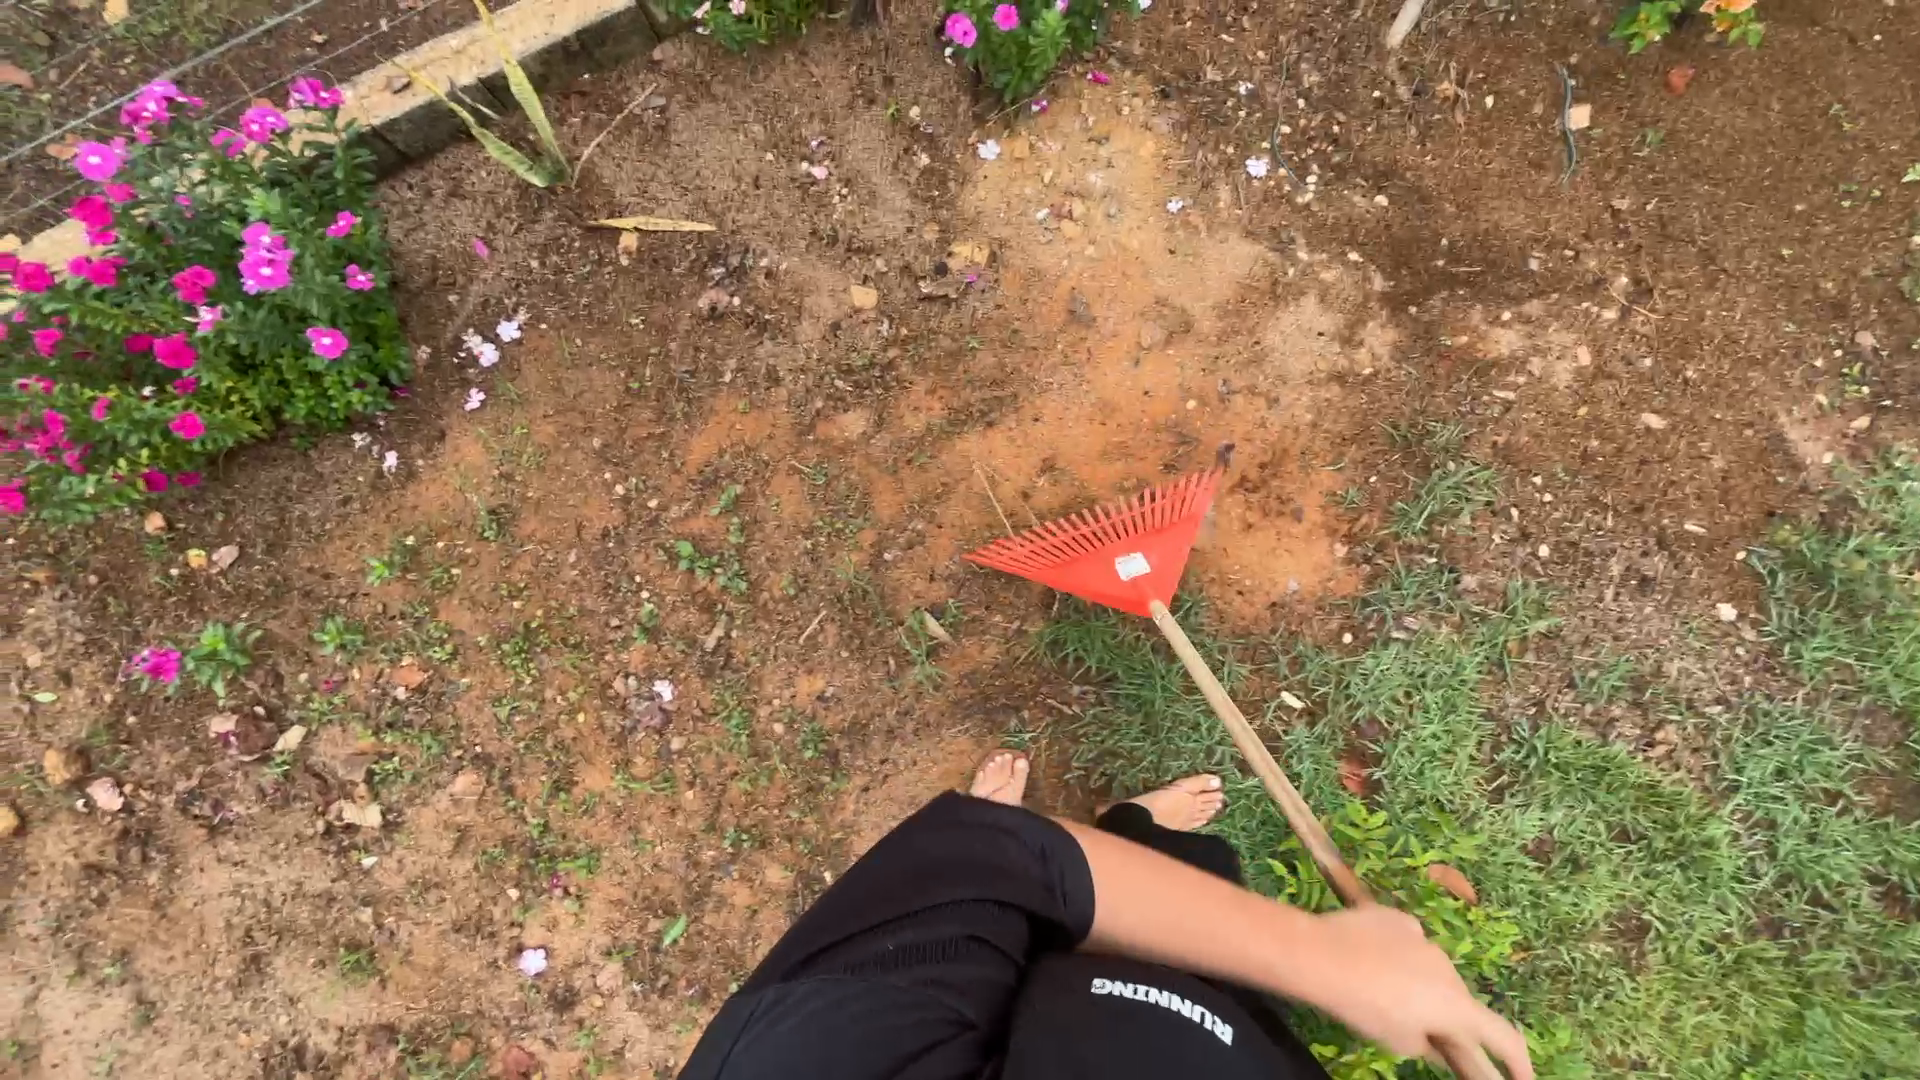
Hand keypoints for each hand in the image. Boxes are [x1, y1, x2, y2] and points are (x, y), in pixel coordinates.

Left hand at [1294, 905, 1532, 1079]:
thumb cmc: (1361, 1005)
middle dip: (1448, 1016)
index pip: (1504, 1037)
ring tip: (1384, 987)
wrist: (1319, 953)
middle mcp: (1448, 967)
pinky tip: (1373, 955)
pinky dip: (1398, 951)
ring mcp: (1422, 936)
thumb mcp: (1400, 1041)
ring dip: (1421, 981)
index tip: (1522, 1078)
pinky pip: (1406, 938)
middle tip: (1425, 1026)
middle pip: (1459, 999)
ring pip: (1431, 967)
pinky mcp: (1395, 916)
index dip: (1519, 1064)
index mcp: (1457, 1005)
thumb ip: (1430, 1044)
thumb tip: (1438, 1042)